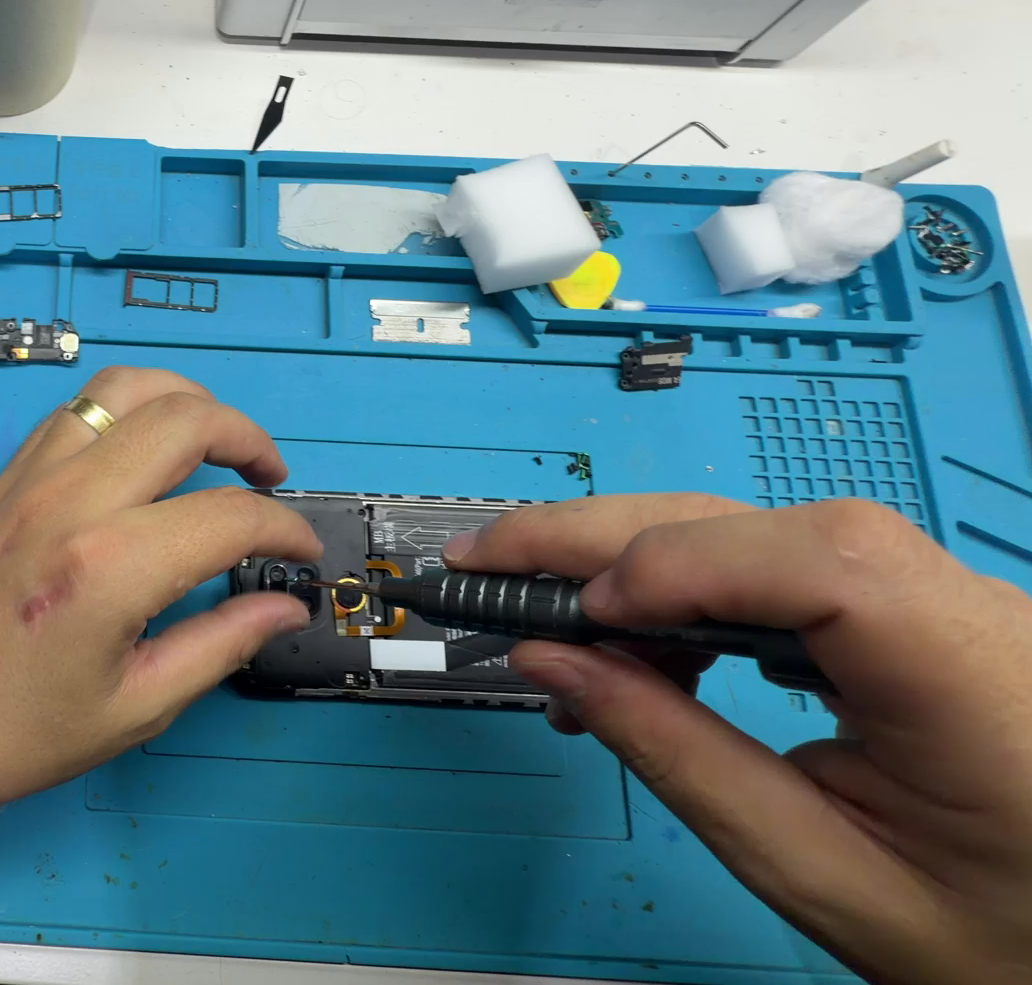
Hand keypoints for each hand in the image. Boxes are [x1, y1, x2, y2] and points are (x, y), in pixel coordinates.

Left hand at [0, 367, 321, 819]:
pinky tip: (142, 448)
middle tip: (270, 479)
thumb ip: (222, 645)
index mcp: (109, 566)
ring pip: (125, 389)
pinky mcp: (7, 478)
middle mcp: (70, 502)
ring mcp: (31, 479)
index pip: (230, 516)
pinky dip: (126, 409)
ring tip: (214, 444)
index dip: (285, 529)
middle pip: (186, 419)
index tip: (300, 551)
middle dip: (249, 439)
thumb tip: (283, 607)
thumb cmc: (8, 731)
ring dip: (187, 403)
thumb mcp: (134, 708)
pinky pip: (77, 409)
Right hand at [448, 493, 1031, 983]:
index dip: (679, 564)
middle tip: (480, 559)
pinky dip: (663, 588)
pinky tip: (624, 641)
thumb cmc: (993, 939)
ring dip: (615, 561)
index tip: (579, 615)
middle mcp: (969, 612)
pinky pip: (754, 562)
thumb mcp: (813, 870)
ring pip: (740, 528)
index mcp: (982, 688)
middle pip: (751, 522)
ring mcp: (935, 595)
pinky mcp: (898, 603)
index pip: (826, 564)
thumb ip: (670, 752)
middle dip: (597, 535)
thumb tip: (542, 657)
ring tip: (536, 611)